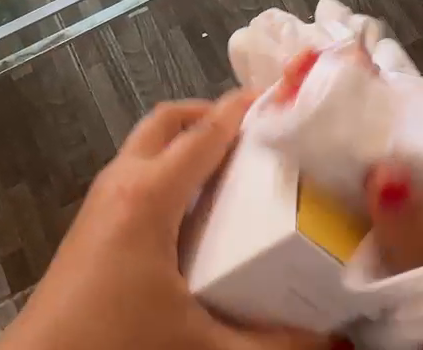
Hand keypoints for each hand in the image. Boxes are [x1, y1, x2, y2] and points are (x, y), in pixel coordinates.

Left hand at [0, 88, 325, 349]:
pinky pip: (135, 170)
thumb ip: (269, 343)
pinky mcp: (91, 220)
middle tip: (250, 130)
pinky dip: (167, 166)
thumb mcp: (201, 345)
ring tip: (229, 165)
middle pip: (166, 122)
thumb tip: (331, 340)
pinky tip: (191, 207)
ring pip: (146, 143)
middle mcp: (121, 181)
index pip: (201, 136)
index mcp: (148, 195)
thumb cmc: (119, 342)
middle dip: (207, 114)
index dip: (238, 111)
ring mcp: (101, 198)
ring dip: (184, 140)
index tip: (272, 96)